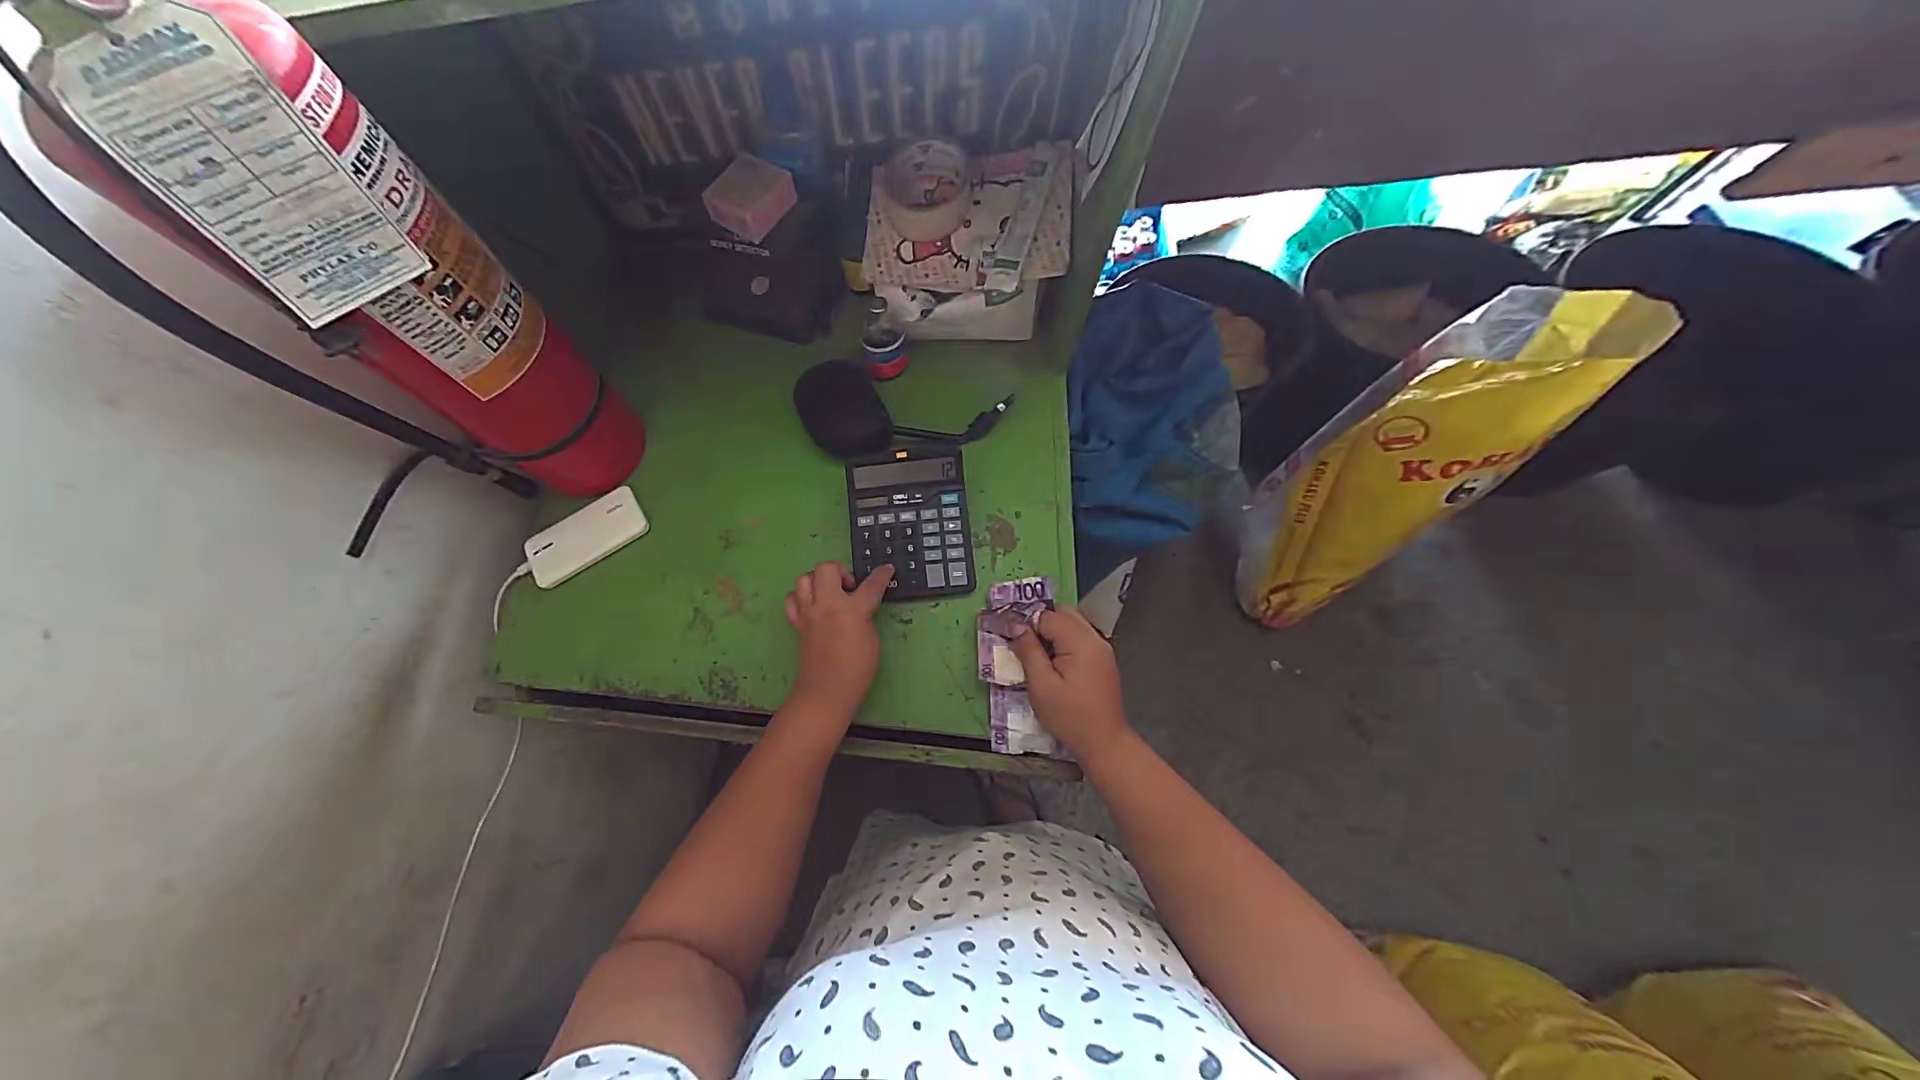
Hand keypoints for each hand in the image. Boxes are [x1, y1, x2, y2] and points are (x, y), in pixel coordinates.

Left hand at [783, 561, 893, 715]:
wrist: (826, 691)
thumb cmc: (857, 670)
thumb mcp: (872, 639)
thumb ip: (865, 617)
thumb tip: (859, 607)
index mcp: (852, 610)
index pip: (871, 585)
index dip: (882, 575)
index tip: (887, 569)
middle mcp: (827, 605)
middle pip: (826, 568)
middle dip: (840, 571)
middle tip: (849, 586)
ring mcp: (808, 613)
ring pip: (804, 578)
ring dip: (818, 580)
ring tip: (829, 593)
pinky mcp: (797, 623)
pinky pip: (792, 600)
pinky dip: (801, 597)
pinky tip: (812, 606)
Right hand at [1006, 607, 1131, 760]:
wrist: (1104, 742)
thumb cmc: (1069, 717)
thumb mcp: (1041, 685)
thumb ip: (1028, 651)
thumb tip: (1016, 625)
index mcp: (1081, 642)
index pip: (1049, 616)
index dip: (1028, 624)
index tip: (1013, 640)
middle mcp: (1095, 639)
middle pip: (1064, 614)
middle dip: (1042, 624)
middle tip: (1025, 646)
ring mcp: (1103, 649)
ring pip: (1074, 624)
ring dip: (1054, 633)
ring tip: (1039, 657)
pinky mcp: (1104, 660)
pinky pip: (1082, 638)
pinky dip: (1066, 642)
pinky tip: (1055, 665)